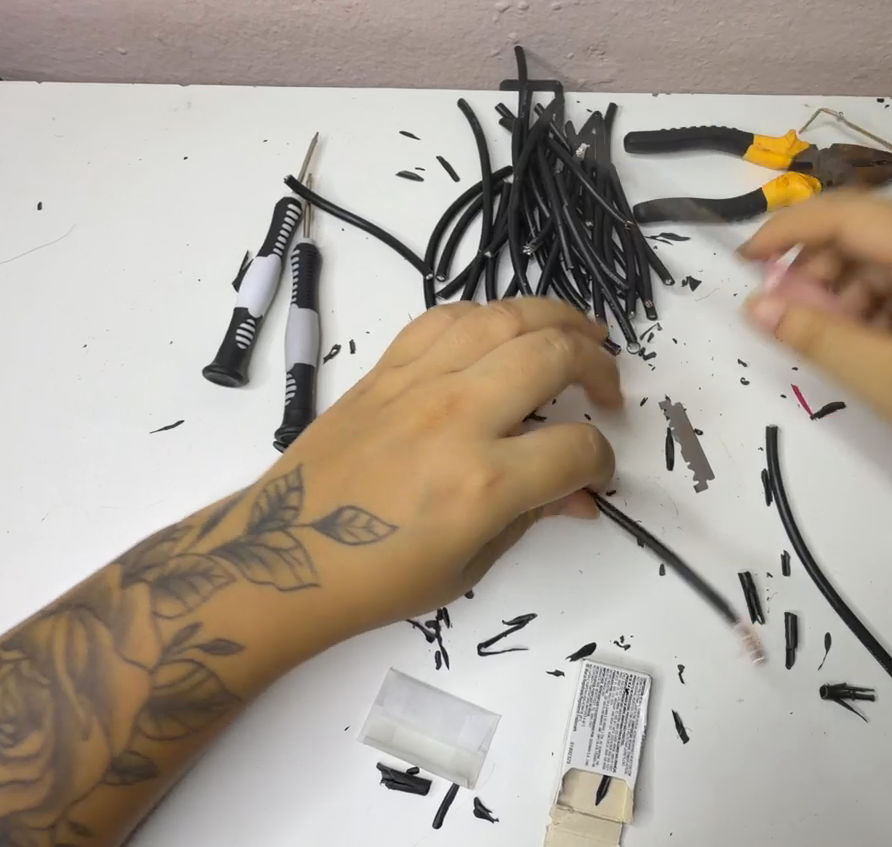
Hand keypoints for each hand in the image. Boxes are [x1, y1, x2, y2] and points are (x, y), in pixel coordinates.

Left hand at [262, 298, 622, 643]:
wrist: (282, 553)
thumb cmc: (378, 577)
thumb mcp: (469, 564)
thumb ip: (534, 515)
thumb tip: (583, 495)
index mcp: (483, 482)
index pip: (576, 448)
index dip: (602, 461)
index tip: (595, 473)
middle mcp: (457, 416)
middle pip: (553, 355)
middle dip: (598, 365)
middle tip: (609, 387)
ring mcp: (420, 382)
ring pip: (506, 317)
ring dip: (557, 318)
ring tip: (581, 332)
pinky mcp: (389, 367)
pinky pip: (449, 317)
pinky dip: (489, 315)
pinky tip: (506, 330)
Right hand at [740, 194, 891, 502]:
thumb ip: (818, 338)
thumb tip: (756, 305)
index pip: (852, 213)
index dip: (789, 229)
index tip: (745, 261)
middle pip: (868, 232)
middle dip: (818, 268)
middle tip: (787, 317)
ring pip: (884, 259)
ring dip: (843, 292)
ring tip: (831, 341)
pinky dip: (873, 308)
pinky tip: (866, 347)